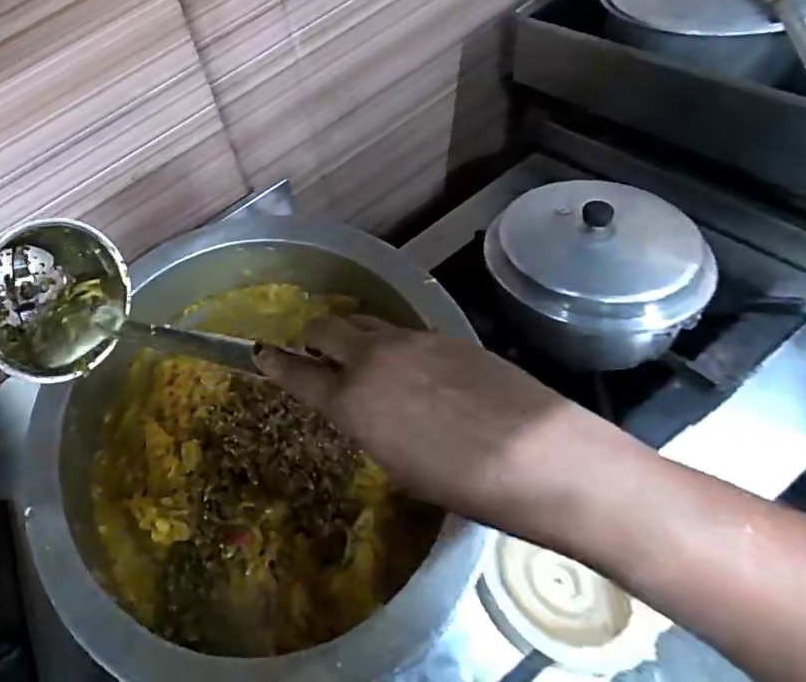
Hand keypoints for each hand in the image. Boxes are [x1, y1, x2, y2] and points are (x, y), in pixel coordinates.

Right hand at [254, 316, 634, 544]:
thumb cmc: (466, 485)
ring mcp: (408, 340)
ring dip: (352, 333)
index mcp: (350, 401)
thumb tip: (362, 407)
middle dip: (313, 336)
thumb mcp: (398, 465)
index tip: (261, 352)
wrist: (544, 456)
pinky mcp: (442, 334)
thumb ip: (367, 424)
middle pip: (324, 326)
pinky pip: (401, 329)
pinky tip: (414, 365)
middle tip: (317, 351)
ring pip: (362, 320)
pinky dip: (392, 341)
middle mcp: (370, 360)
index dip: (274, 361)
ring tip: (363, 352)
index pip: (296, 372)